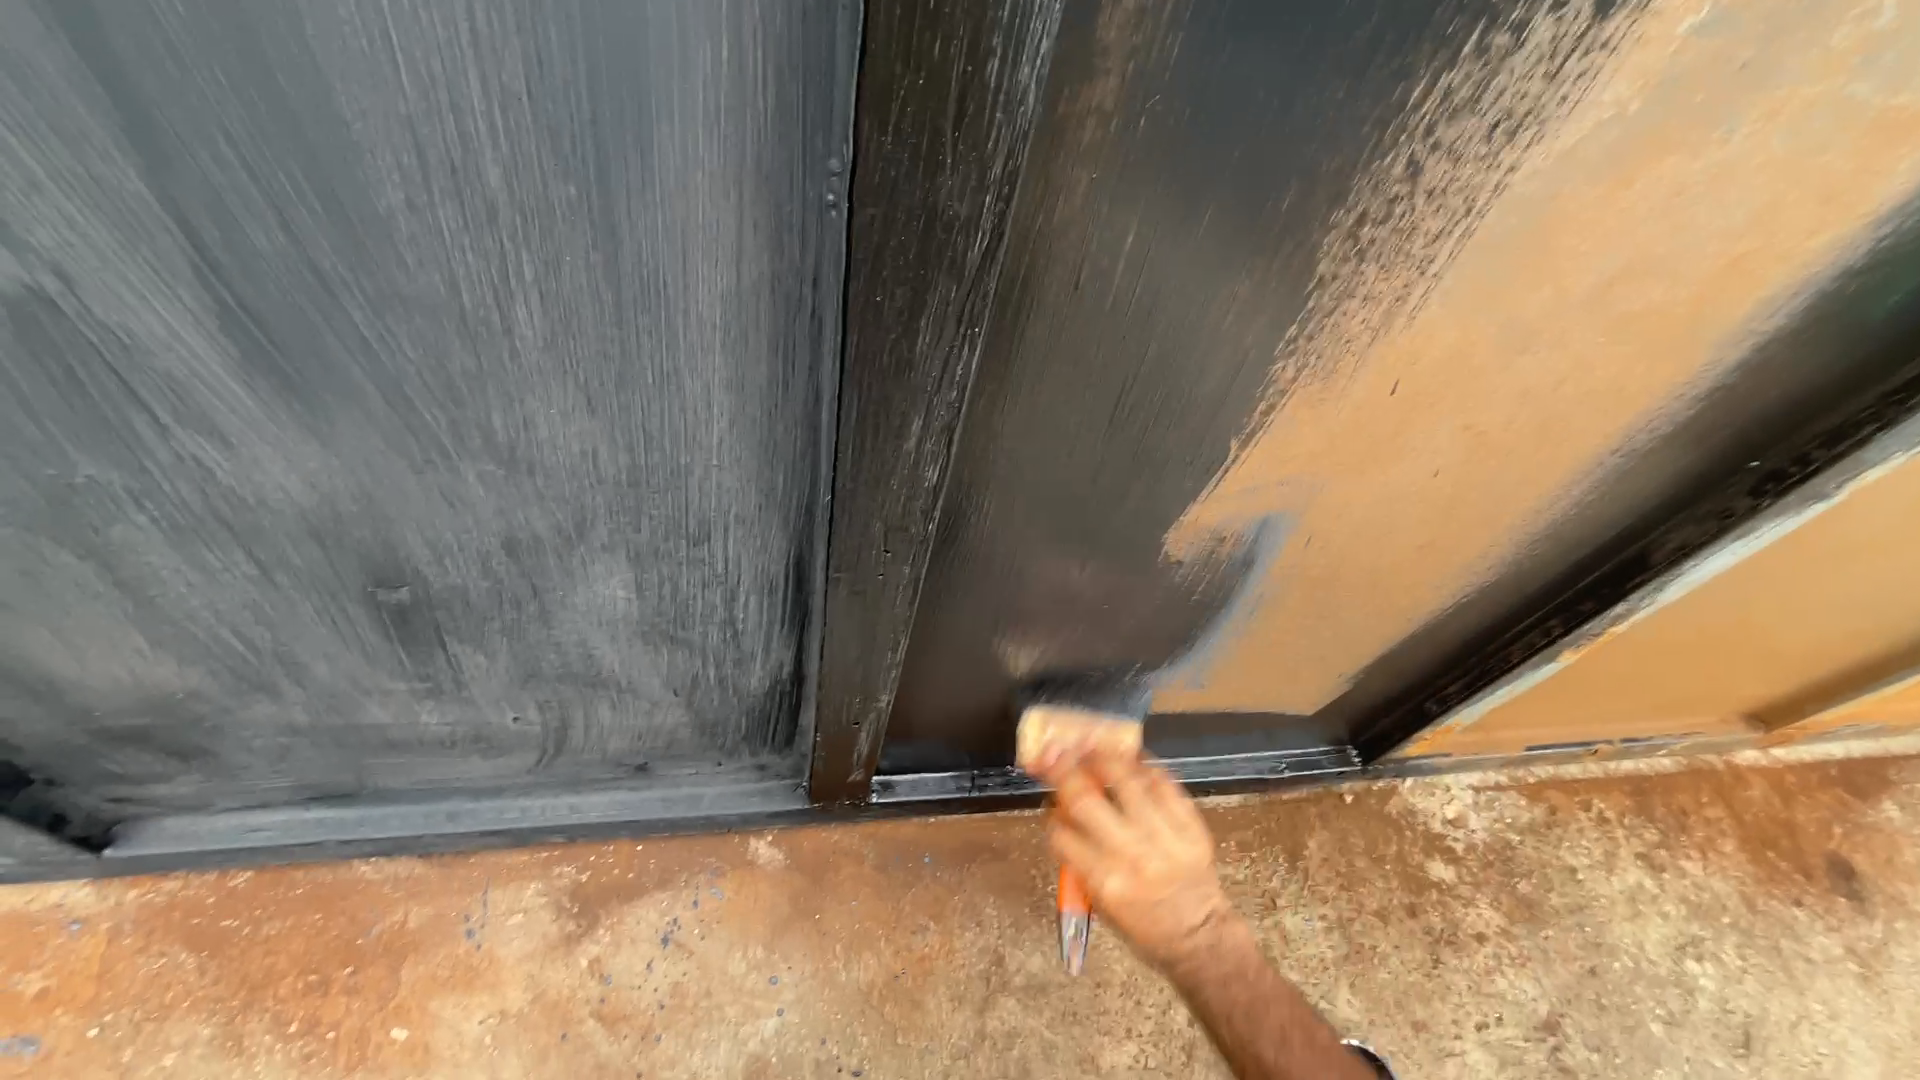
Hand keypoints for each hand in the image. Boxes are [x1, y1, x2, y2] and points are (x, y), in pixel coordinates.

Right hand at [1029, 741, 1235, 971]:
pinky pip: (1164, 784)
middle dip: (1063, 771)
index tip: (1051, 803)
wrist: (1199, 937)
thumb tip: (1062, 813)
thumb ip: (1080, 858)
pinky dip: (1145, 767)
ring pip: (1126, 781)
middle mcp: (1132, 855)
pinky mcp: (1190, 826)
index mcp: (1104, 880)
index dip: (1052, 814)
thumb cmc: (1143, 926)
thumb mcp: (1100, 903)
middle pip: (1086, 799)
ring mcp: (1164, 837)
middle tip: (1053, 752)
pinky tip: (1131, 760)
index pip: (1062, 834)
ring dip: (1102, 758)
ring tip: (1091, 745)